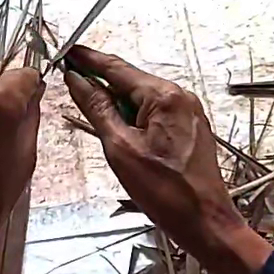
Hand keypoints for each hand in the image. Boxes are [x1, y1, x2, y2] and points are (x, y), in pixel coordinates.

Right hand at [62, 46, 272, 273]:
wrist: (205, 221)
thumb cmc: (166, 191)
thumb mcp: (120, 148)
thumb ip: (97, 109)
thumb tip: (77, 81)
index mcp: (164, 96)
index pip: (117, 68)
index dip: (88, 60)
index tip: (68, 52)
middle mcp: (180, 97)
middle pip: (130, 81)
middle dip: (100, 82)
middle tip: (71, 82)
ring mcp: (187, 112)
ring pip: (141, 98)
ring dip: (115, 103)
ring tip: (91, 113)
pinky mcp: (189, 128)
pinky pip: (153, 112)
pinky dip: (132, 116)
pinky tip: (118, 130)